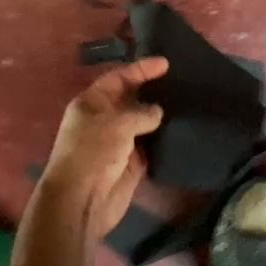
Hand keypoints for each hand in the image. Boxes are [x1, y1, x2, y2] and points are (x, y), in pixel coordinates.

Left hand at [41, 56, 168, 236]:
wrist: (80, 202)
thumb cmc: (92, 152)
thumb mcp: (117, 123)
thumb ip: (141, 113)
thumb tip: (158, 112)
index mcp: (92, 103)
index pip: (119, 78)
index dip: (141, 69)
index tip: (165, 63)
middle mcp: (104, 119)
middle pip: (131, 99)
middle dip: (151, 91)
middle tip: (179, 82)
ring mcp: (118, 142)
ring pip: (142, 123)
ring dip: (159, 117)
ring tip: (186, 104)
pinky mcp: (130, 165)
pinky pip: (149, 146)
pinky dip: (162, 140)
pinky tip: (180, 131)